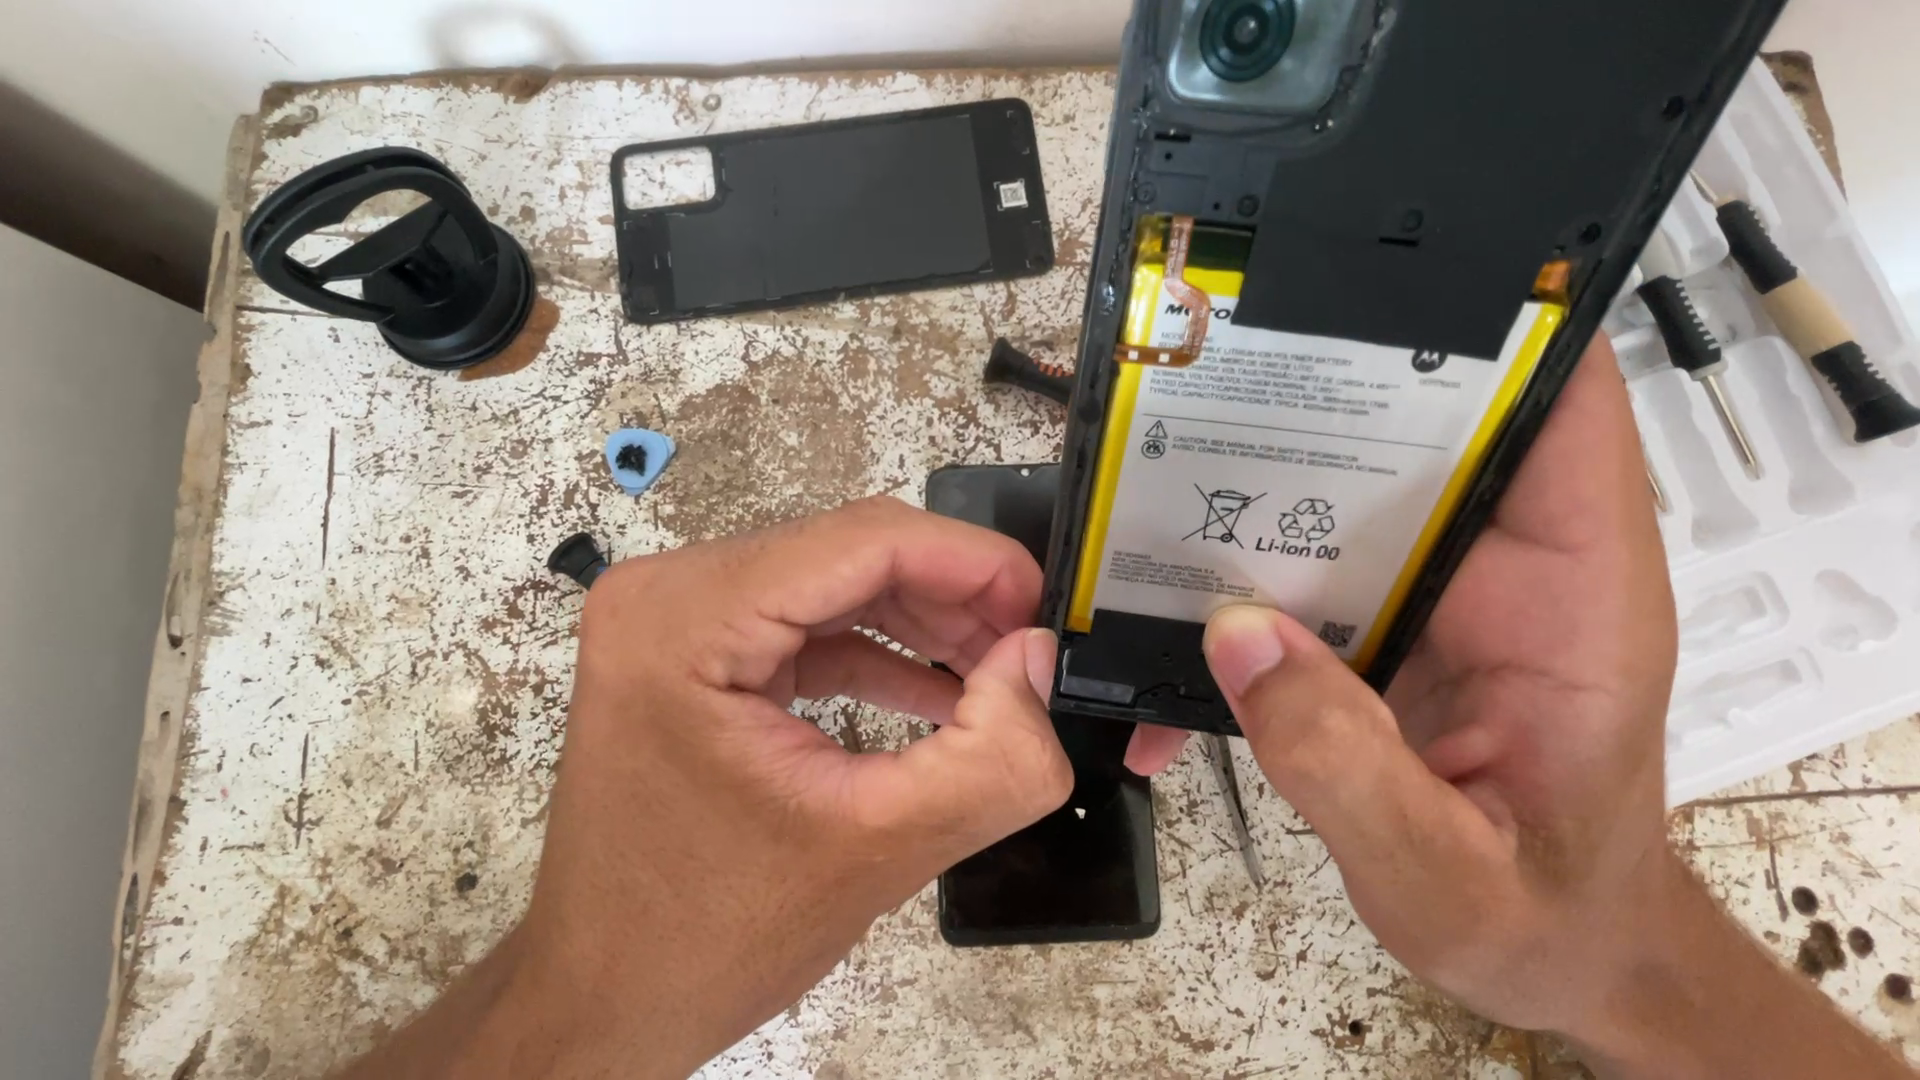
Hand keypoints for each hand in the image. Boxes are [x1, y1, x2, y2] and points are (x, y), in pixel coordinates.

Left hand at [339, 497, 1071, 1078]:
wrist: (605, 998)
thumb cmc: (714, 936)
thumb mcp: (880, 851)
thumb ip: (992, 757)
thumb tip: (1040, 658)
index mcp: (686, 619)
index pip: (862, 540)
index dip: (971, 561)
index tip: (1045, 606)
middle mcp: (668, 591)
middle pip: (850, 552)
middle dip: (953, 595)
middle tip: (1029, 650)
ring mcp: (674, 616)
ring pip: (837, 580)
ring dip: (923, 621)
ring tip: (996, 673)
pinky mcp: (695, 648)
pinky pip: (808, 622)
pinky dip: (879, 649)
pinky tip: (938, 693)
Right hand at [1183, 337, 1680, 1036]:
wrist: (1545, 954)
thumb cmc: (1538, 918)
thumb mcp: (1442, 873)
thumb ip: (1347, 766)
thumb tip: (1235, 636)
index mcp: (1567, 591)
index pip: (1559, 405)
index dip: (1485, 321)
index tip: (1366, 280)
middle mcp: (1494, 566)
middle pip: (1409, 431)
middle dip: (1307, 394)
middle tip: (1189, 378)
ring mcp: (1423, 594)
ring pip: (1329, 499)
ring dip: (1241, 489)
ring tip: (1139, 484)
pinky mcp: (1368, 628)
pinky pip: (1288, 576)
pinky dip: (1222, 590)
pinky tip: (1152, 628)